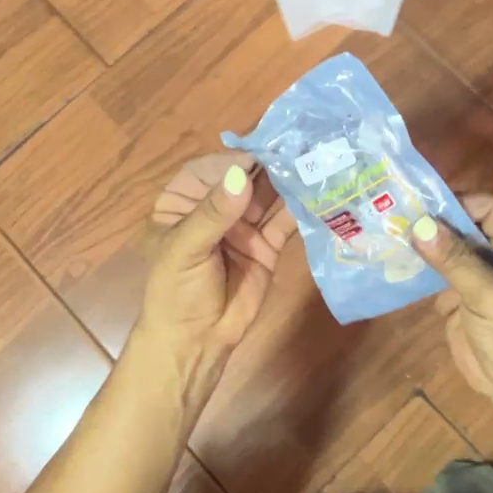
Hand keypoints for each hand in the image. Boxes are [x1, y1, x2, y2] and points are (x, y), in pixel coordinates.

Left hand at [137, 153, 297, 396]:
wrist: (194, 343)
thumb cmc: (175, 292)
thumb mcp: (184, 249)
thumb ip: (214, 214)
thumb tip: (242, 177)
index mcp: (182, 200)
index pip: (208, 170)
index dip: (232, 161)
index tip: (258, 155)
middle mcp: (214, 207)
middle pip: (242, 177)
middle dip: (267, 165)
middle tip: (297, 149)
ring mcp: (242, 226)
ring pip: (266, 196)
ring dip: (287, 182)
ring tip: (313, 164)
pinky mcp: (266, 246)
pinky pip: (284, 222)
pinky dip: (300, 209)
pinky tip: (317, 195)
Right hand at [411, 195, 492, 413]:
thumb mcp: (488, 296)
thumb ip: (454, 260)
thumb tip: (419, 225)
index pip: (490, 208)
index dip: (457, 203)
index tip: (419, 205)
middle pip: (467, 224)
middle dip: (435, 222)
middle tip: (395, 214)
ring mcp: (484, 274)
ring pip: (450, 247)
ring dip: (424, 244)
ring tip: (388, 231)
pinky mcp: (464, 294)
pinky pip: (439, 272)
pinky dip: (420, 267)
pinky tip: (394, 259)